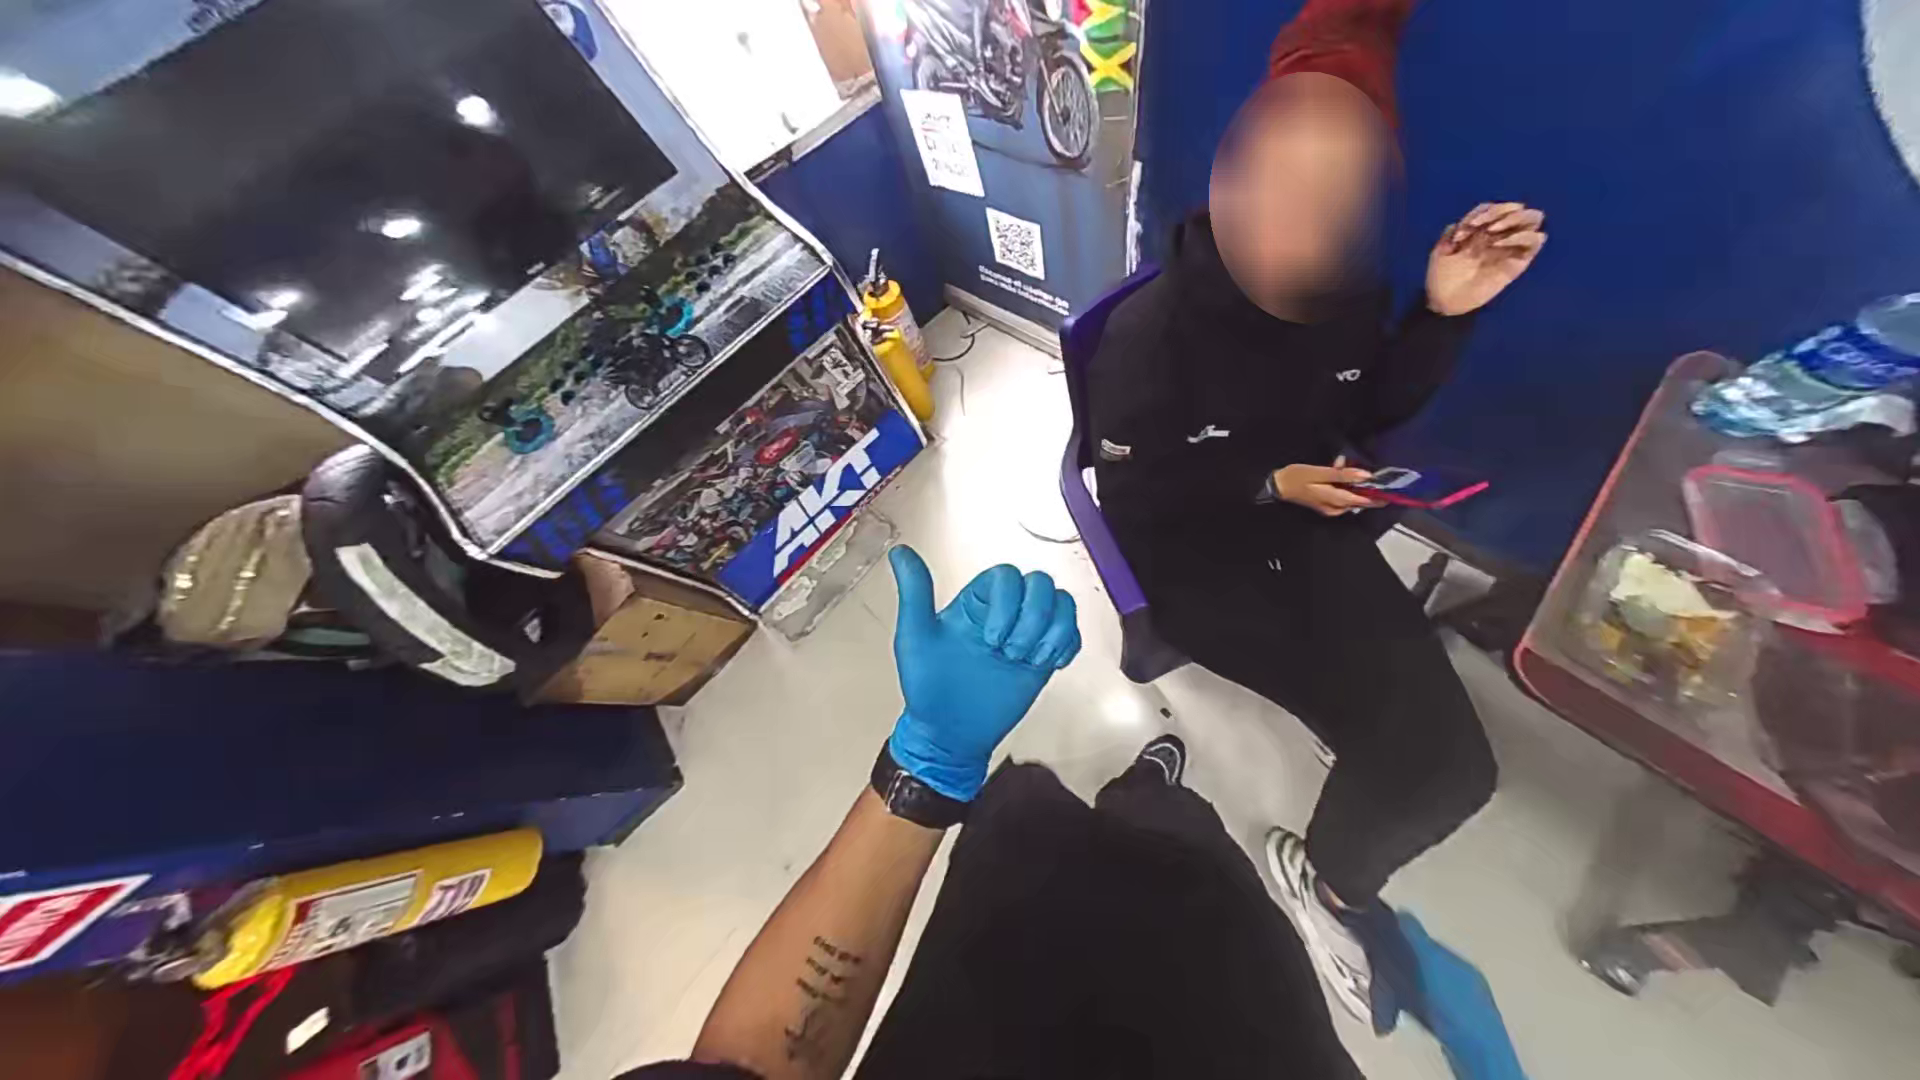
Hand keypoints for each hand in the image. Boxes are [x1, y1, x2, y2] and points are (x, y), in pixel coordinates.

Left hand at [885, 545, 1080, 800]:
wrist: (950, 734)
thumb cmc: (928, 685)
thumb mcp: (916, 638)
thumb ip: (914, 593)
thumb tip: (900, 551)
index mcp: (976, 600)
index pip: (1008, 575)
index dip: (1007, 604)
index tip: (990, 640)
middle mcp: (1005, 610)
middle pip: (1040, 583)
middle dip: (1033, 619)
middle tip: (1011, 654)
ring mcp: (1027, 633)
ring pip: (1062, 602)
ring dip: (1053, 632)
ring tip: (1030, 660)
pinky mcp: (1044, 656)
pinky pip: (1073, 633)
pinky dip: (1067, 645)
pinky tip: (1047, 665)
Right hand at [1273, 456, 1383, 515]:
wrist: (1276, 485)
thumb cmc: (1296, 478)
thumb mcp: (1319, 473)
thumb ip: (1343, 475)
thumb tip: (1367, 476)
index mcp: (1336, 500)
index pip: (1365, 500)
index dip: (1380, 495)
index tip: (1394, 488)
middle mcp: (1336, 508)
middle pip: (1359, 500)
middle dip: (1366, 487)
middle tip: (1372, 474)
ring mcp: (1330, 507)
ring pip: (1351, 497)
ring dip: (1354, 484)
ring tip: (1347, 468)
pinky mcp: (1325, 504)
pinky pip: (1342, 496)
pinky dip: (1345, 486)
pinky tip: (1338, 473)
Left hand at [1425, 202, 1546, 315]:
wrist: (1443, 301)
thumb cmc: (1440, 278)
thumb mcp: (1439, 252)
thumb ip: (1450, 233)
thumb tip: (1460, 222)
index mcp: (1481, 231)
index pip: (1494, 208)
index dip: (1483, 212)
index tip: (1464, 229)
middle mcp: (1499, 235)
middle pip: (1518, 209)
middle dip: (1503, 210)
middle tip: (1486, 225)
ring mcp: (1511, 246)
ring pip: (1534, 218)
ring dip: (1516, 218)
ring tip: (1494, 230)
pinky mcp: (1519, 260)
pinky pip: (1536, 240)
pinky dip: (1523, 235)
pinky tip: (1501, 243)